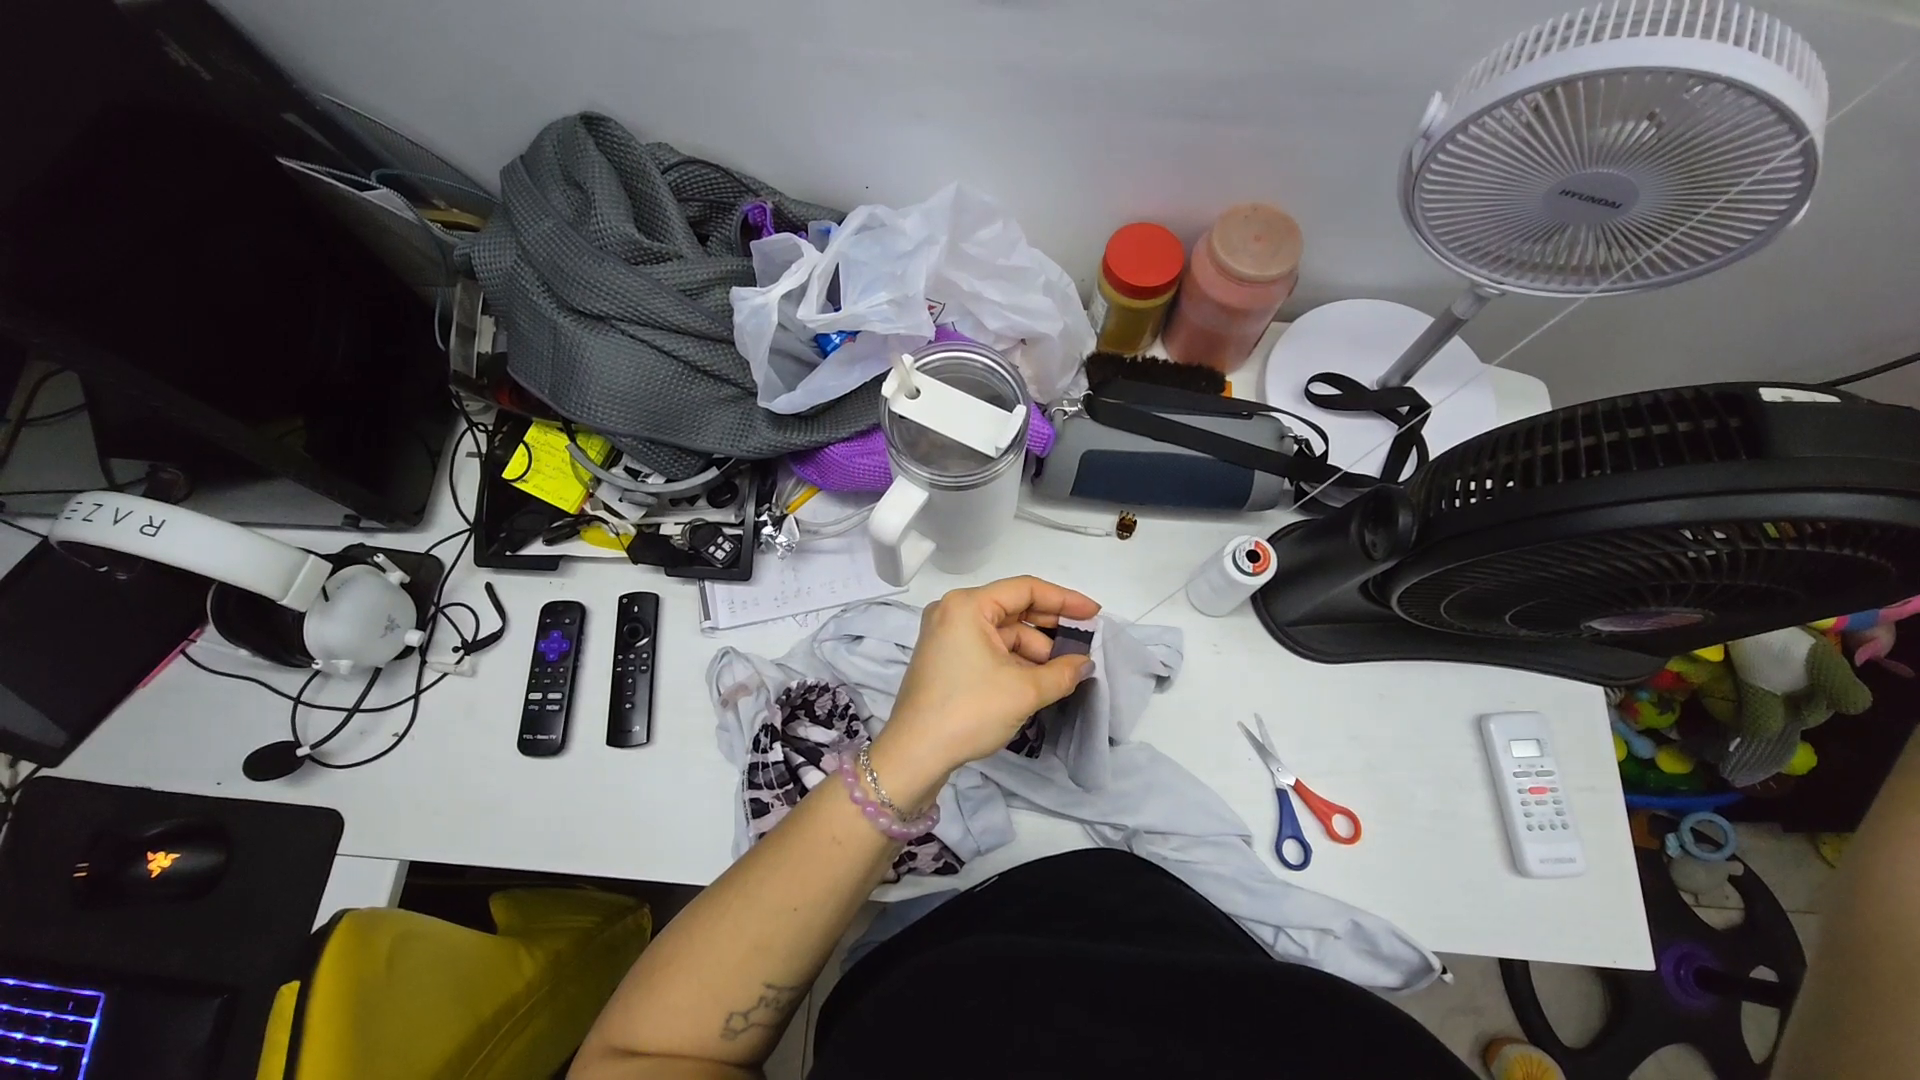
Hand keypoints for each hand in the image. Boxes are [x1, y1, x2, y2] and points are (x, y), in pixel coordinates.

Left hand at [870, 576, 1099, 807]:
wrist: (915, 754)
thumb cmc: (969, 711)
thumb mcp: (1024, 691)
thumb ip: (1062, 673)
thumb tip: (1084, 664)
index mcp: (967, 605)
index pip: (1026, 590)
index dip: (1065, 600)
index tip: (1094, 614)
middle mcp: (953, 612)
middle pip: (1013, 609)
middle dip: (1050, 629)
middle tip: (1084, 645)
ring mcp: (945, 636)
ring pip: (1002, 633)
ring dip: (1034, 651)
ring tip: (1062, 674)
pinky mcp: (945, 659)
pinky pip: (988, 648)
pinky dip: (1014, 661)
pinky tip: (1038, 680)